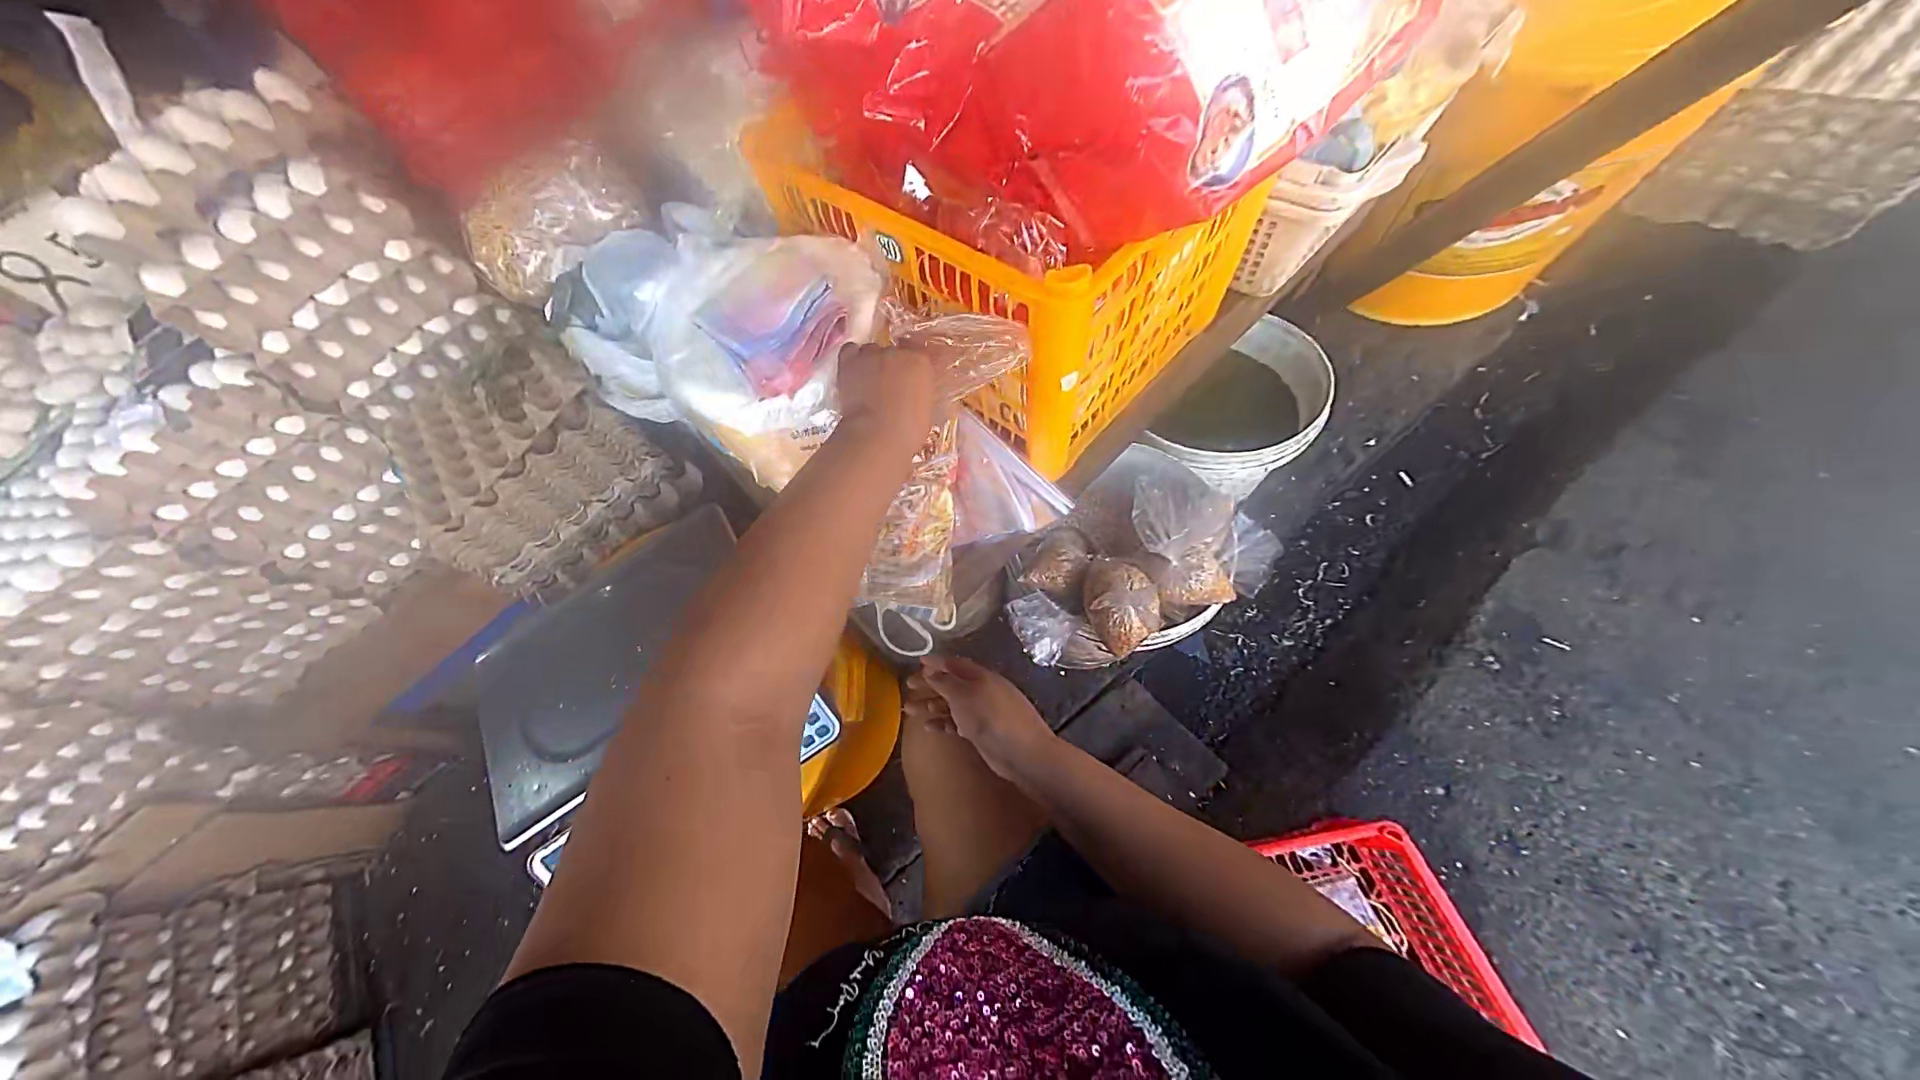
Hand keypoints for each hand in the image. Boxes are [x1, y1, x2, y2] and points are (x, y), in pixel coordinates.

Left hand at [837, 343, 934, 447]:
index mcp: (921, 363)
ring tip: (867, 382)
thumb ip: (919, 390)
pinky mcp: (849, 361)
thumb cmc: (908, 431)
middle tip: (887, 386)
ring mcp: (871, 354)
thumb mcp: (925, 408)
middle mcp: (896, 352)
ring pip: (871, 350)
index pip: (917, 352)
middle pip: (893, 350)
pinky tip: (853, 373)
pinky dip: (852, 359)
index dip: (910, 364)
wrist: (876, 436)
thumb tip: (911, 391)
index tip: (907, 377)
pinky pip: (850, 351)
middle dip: (891, 365)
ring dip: (870, 362)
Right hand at [905, 655, 1057, 784]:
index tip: (917, 662)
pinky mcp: (982, 732)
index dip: (935, 663)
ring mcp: (983, 712)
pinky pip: (957, 723)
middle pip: (951, 684)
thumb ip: (945, 682)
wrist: (1021, 752)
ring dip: (932, 705)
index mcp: (981, 676)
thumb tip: (930, 669)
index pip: (954, 664)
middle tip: (908, 687)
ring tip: (909, 710)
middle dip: (929, 684)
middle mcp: (982, 691)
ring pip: (952, 705)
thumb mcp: (965, 695)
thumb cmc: (991, 717)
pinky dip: (943, 723)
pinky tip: (928, 727)